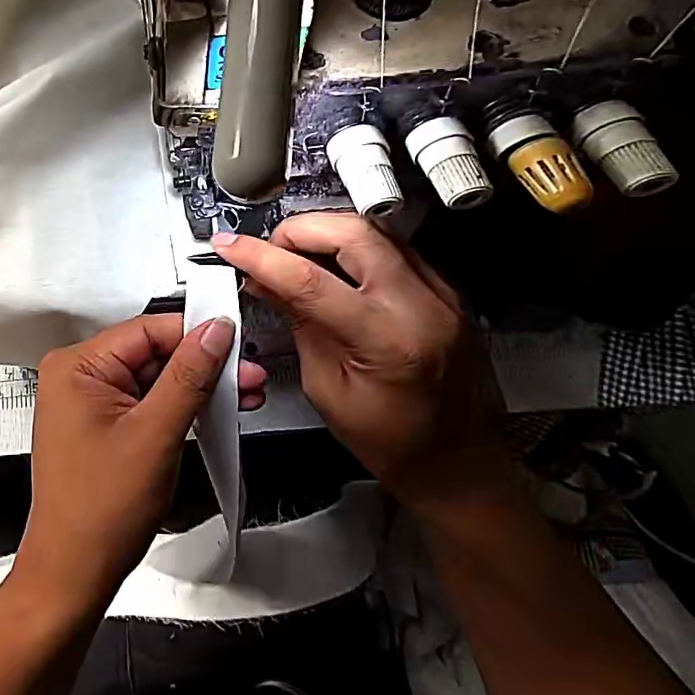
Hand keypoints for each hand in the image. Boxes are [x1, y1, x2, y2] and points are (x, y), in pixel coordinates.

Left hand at [14, 314, 267, 611]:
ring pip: (156, 378)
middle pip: (154, 352)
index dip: (195, 334)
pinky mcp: (104, 423)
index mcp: (76, 367)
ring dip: (197, 388)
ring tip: (236, 396)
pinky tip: (211, 411)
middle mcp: (77, 378)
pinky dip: (180, 406)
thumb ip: (189, 376)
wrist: (75, 573)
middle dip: (203, 366)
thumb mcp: (155, 434)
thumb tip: (212, 333)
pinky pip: (148, 401)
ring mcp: (89, 402)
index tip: (231, 338)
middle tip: (243, 375)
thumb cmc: (94, 515)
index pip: (148, 328)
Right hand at [211, 212, 505, 507]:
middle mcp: (423, 308)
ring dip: (326, 233)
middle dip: (298, 230)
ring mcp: (441, 295)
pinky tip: (333, 267)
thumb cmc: (401, 444)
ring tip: (297, 257)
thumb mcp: (328, 389)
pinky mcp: (445, 291)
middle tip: (269, 249)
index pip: (309, 279)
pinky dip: (354, 246)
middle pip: (350, 232)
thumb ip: (299, 325)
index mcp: (390, 343)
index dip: (260, 257)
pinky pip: (392, 247)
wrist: (460, 464)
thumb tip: (268, 283)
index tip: (233, 248)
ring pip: (373, 230)